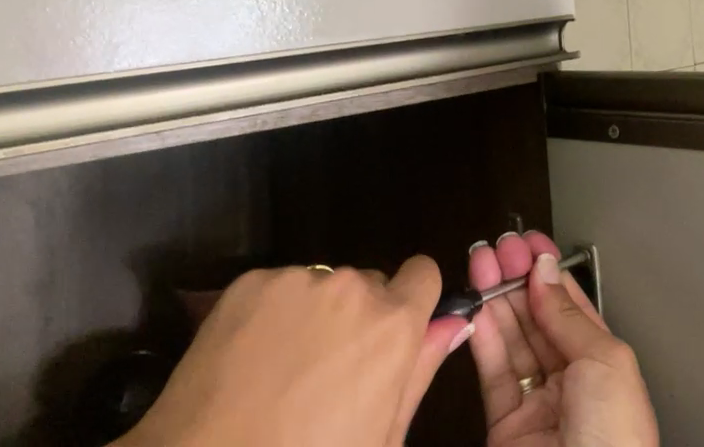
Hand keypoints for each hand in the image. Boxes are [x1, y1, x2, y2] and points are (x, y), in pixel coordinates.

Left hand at [118, 257, 471, 446]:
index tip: (393, 332)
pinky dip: (271, 316)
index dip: (412, 300)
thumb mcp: (380, 439)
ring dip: (314, 315)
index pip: (423, 273)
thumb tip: (454, 323)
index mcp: (393, 323)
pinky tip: (250, 362)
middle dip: (357, 317)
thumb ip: (421, 372)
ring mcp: (298, 279)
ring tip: (281, 373)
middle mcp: (351, 285)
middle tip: (326, 374)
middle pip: (369, 284)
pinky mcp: (250, 282)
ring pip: (322, 286)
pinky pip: (278, 289)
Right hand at [468, 231, 658, 446]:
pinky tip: (475, 306)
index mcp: (604, 364)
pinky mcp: (505, 425)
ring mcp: (536, 404)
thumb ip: (567, 315)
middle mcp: (570, 381)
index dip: (548, 271)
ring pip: (512, 339)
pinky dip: (482, 336)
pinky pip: (492, 372)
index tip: (529, 242)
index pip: (570, 306)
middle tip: (498, 247)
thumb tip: (544, 269)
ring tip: (481, 262)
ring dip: (496, 298)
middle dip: (517, 279)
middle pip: (537, 318)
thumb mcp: (604, 363)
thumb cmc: (614, 440)